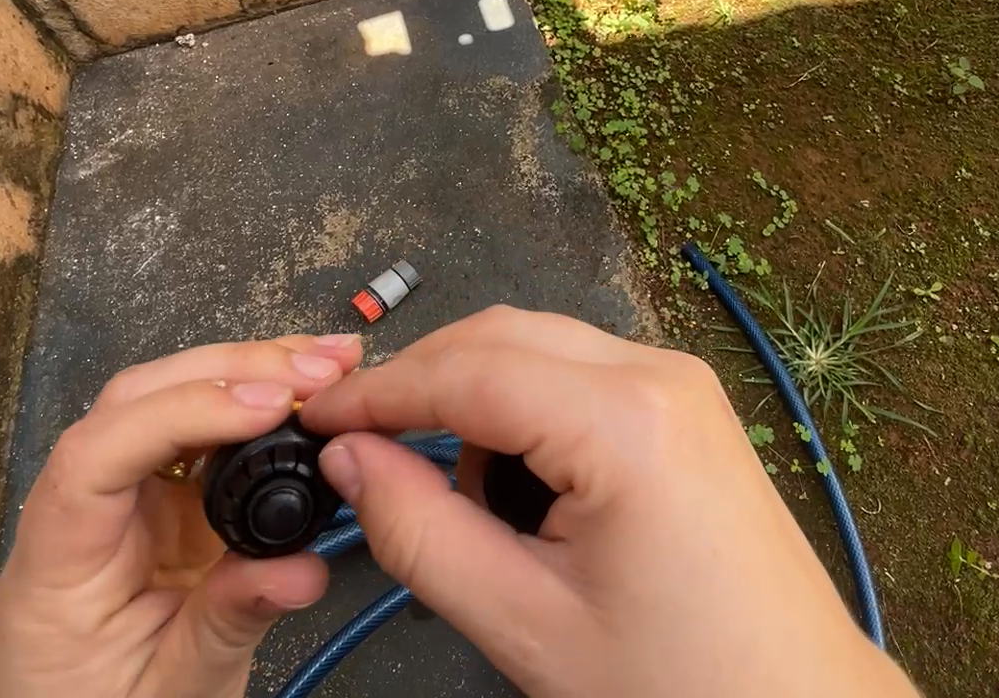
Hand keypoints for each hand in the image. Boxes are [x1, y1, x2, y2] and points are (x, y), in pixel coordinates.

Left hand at [0, 332, 364, 697]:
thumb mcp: (175, 694)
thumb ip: (226, 626)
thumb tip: (303, 570)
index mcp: (58, 567)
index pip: (95, 458)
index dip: (183, 414)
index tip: (274, 406)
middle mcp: (84, 508)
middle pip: (137, 399)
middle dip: (233, 370)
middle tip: (321, 369)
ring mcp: (128, 489)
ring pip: (173, 390)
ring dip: (255, 365)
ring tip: (332, 360)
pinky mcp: (171, 486)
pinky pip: (210, 417)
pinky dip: (262, 388)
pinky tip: (310, 382)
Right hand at [298, 306, 917, 697]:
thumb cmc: (672, 684)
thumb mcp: (527, 623)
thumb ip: (422, 531)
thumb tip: (348, 457)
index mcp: (624, 419)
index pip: (473, 372)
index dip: (382, 390)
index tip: (314, 416)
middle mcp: (656, 369)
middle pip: (506, 335)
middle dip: (424, 376)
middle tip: (361, 440)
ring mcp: (677, 377)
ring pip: (541, 344)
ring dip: (476, 390)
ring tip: (457, 487)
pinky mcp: (684, 399)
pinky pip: (579, 371)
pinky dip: (526, 403)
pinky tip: (519, 476)